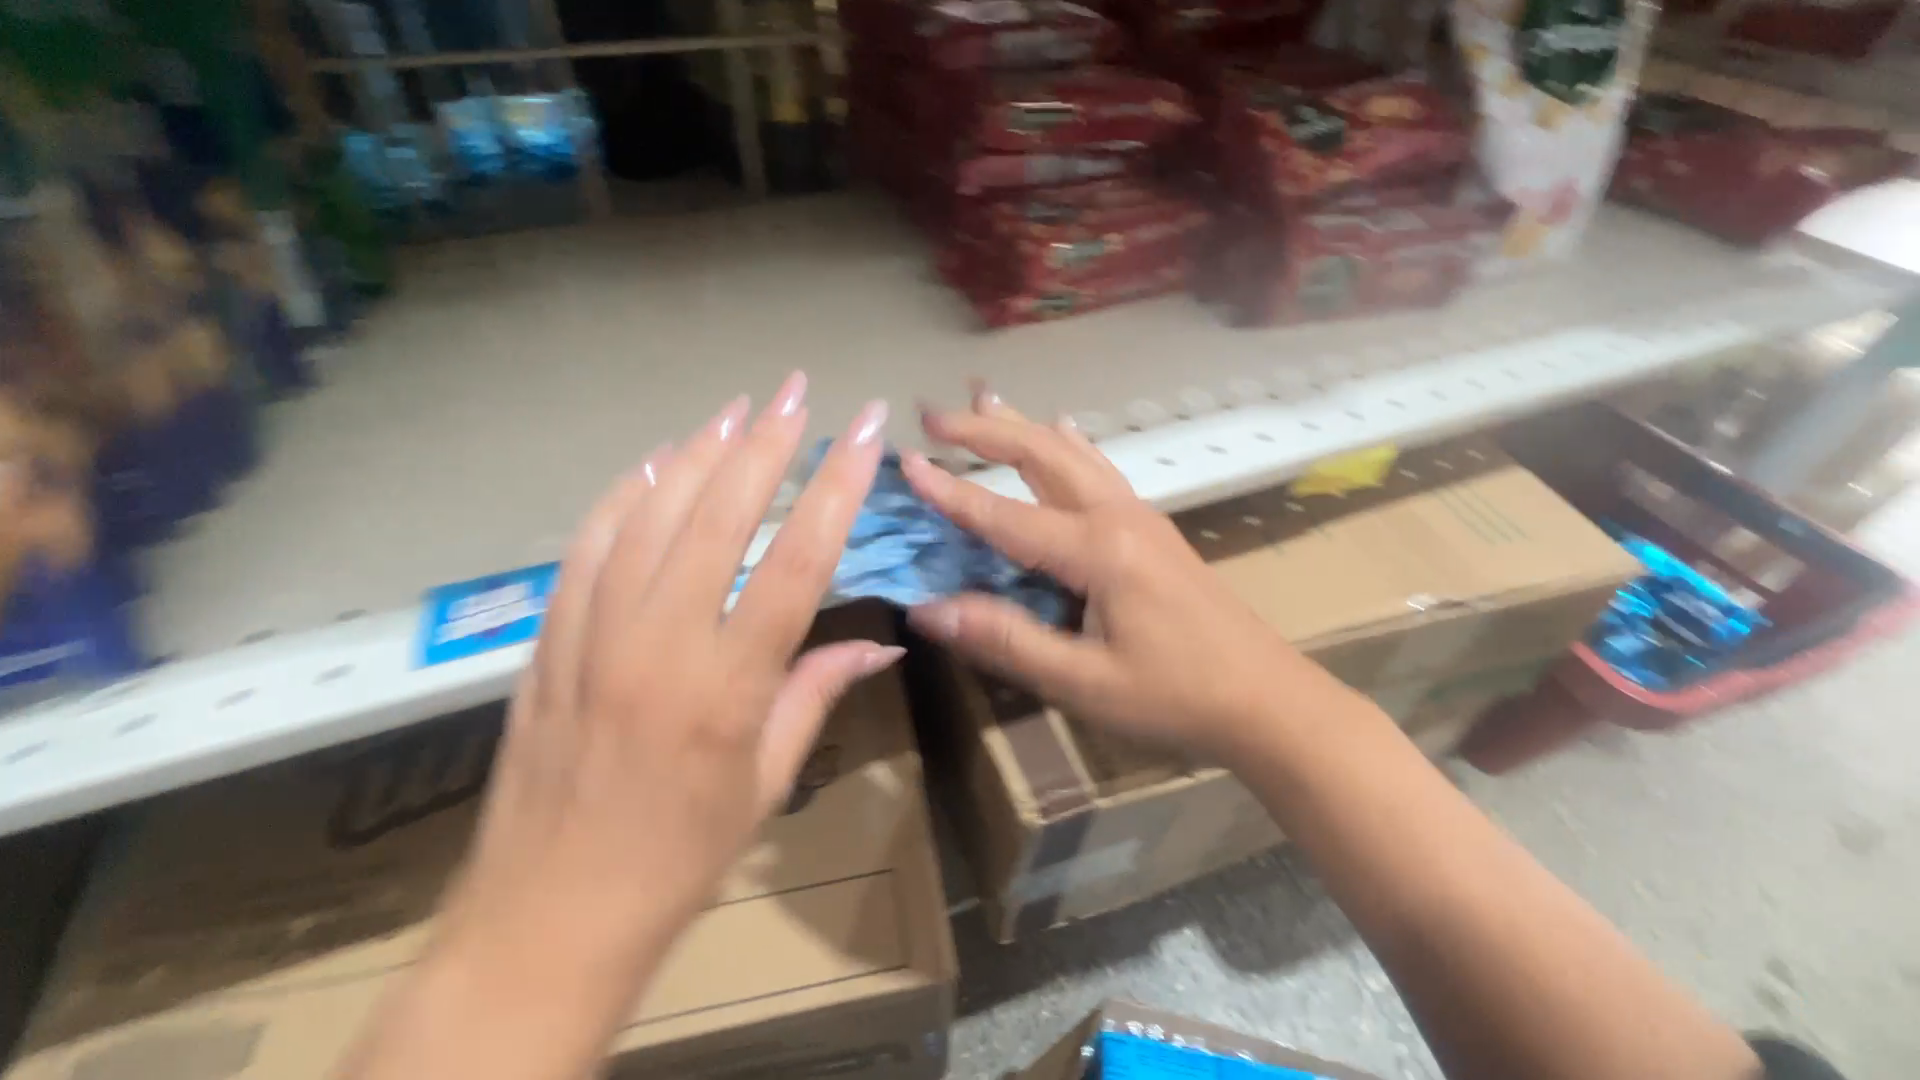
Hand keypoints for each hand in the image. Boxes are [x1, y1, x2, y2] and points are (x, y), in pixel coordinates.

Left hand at [441, 374, 893, 976]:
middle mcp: (660, 643)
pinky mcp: (550, 639)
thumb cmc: (682, 856)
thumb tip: (878, 640)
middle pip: (718, 515)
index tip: (862, 430)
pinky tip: (653, 465)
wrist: (552, 910)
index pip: (796, 560)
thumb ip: (817, 692)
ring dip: (695, 455)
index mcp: (729, 687)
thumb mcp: (766, 781)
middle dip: (764, 443)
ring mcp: (595, 634)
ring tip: (733, 411)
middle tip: (794, 390)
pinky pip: (588, 546)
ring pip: (649, 515)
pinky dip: (623, 496)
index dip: (835, 487)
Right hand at [901, 390, 1336, 760]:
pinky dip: (1068, 444)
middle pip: (1042, 455)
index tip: (904, 461)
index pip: (1005, 514)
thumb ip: (1006, 640)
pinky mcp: (1153, 530)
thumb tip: (928, 610)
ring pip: (1071, 453)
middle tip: (933, 414)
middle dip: (985, 430)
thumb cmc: (1174, 696)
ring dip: (1023, 425)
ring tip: (984, 398)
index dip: (951, 490)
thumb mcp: (1084, 682)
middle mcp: (1117, 517)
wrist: (1266, 699)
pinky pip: (1100, 469)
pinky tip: (1062, 429)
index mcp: (1097, 552)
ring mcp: (1140, 517)